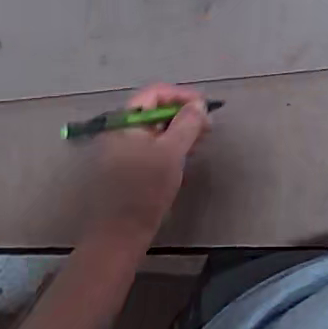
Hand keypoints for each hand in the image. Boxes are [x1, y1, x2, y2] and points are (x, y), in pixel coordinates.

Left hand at [80, 85, 211, 244]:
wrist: (120, 234)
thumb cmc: (145, 189)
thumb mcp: (171, 153)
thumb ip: (187, 124)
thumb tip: (199, 104)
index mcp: (125, 120)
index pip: (154, 94)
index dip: (181, 95)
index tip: (204, 106)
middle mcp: (121, 129)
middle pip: (155, 109)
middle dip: (182, 112)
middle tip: (207, 124)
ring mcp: (123, 148)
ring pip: (156, 129)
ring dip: (179, 129)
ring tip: (202, 138)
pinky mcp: (129, 166)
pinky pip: (153, 145)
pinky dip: (171, 144)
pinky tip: (187, 153)